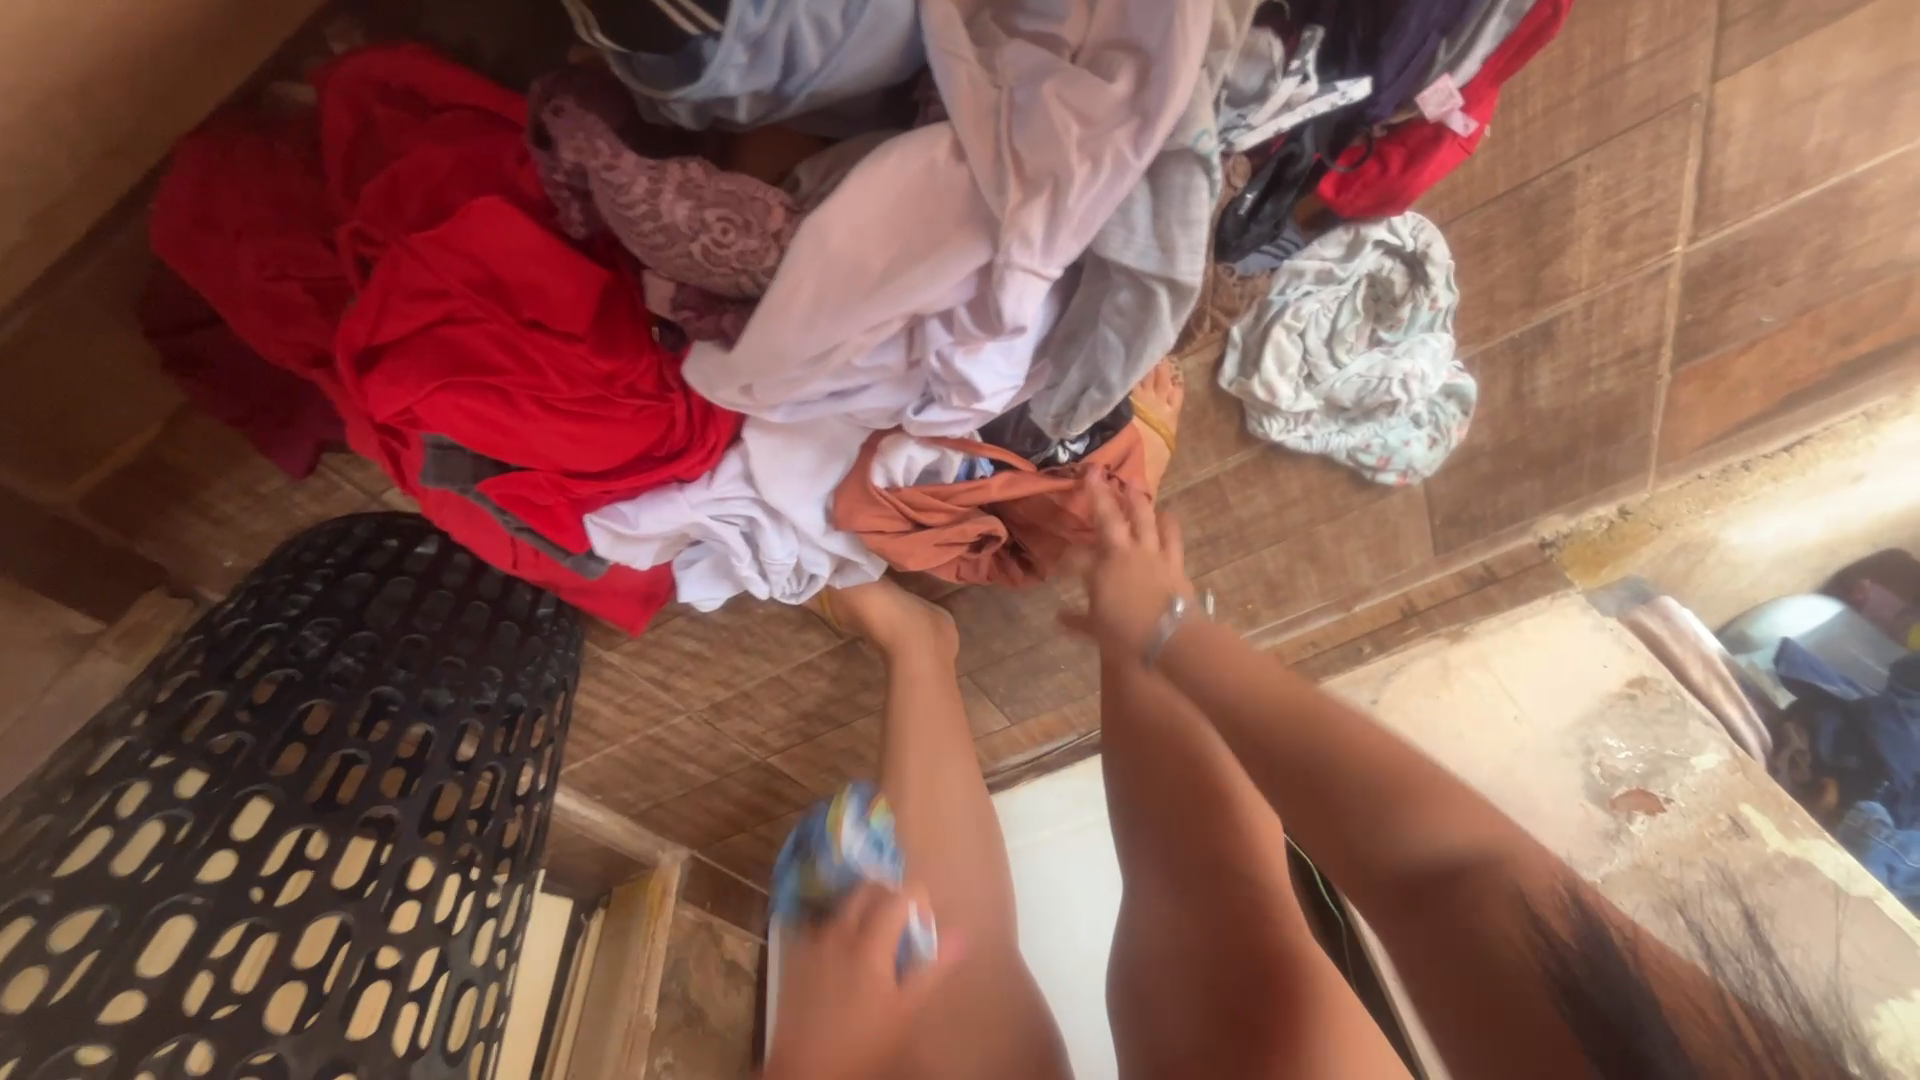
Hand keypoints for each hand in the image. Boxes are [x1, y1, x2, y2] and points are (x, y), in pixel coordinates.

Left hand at [764, 883, 959, 1079]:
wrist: (805, 1070)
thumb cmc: (863, 1044)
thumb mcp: (905, 1011)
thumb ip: (932, 968)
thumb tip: (961, 935)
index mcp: (871, 942)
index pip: (901, 896)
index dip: (918, 900)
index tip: (923, 924)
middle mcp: (841, 930)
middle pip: (869, 888)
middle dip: (888, 895)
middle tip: (899, 925)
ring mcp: (814, 939)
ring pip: (843, 902)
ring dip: (862, 908)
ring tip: (872, 938)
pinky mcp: (796, 952)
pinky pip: (819, 921)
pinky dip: (837, 924)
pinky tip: (842, 952)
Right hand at [1058, 474, 1194, 656]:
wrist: (1173, 638)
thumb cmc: (1129, 635)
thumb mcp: (1097, 631)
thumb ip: (1077, 621)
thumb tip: (1059, 617)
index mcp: (1100, 571)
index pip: (1077, 555)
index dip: (1067, 554)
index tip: (1062, 555)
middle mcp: (1124, 554)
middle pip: (1109, 518)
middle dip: (1099, 494)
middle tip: (1095, 473)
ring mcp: (1152, 554)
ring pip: (1144, 518)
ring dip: (1137, 500)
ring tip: (1134, 484)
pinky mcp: (1174, 561)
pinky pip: (1171, 535)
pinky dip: (1168, 523)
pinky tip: (1167, 514)